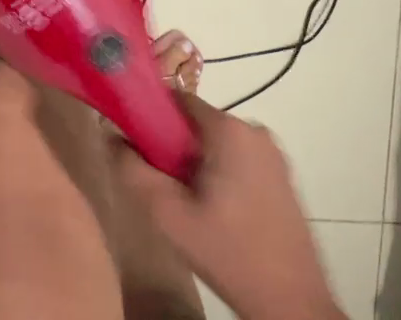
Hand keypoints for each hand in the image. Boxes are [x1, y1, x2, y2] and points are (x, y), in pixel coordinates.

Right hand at [114, 94, 344, 319]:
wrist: (291, 301)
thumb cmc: (228, 253)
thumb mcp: (167, 214)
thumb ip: (131, 169)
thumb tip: (109, 133)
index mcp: (230, 130)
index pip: (177, 100)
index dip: (151, 118)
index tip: (137, 146)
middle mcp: (255, 130)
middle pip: (195, 122)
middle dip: (172, 146)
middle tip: (162, 185)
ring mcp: (273, 153)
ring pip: (215, 142)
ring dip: (194, 163)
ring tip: (187, 205)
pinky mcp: (281, 174)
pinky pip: (236, 158)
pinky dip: (218, 173)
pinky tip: (214, 212)